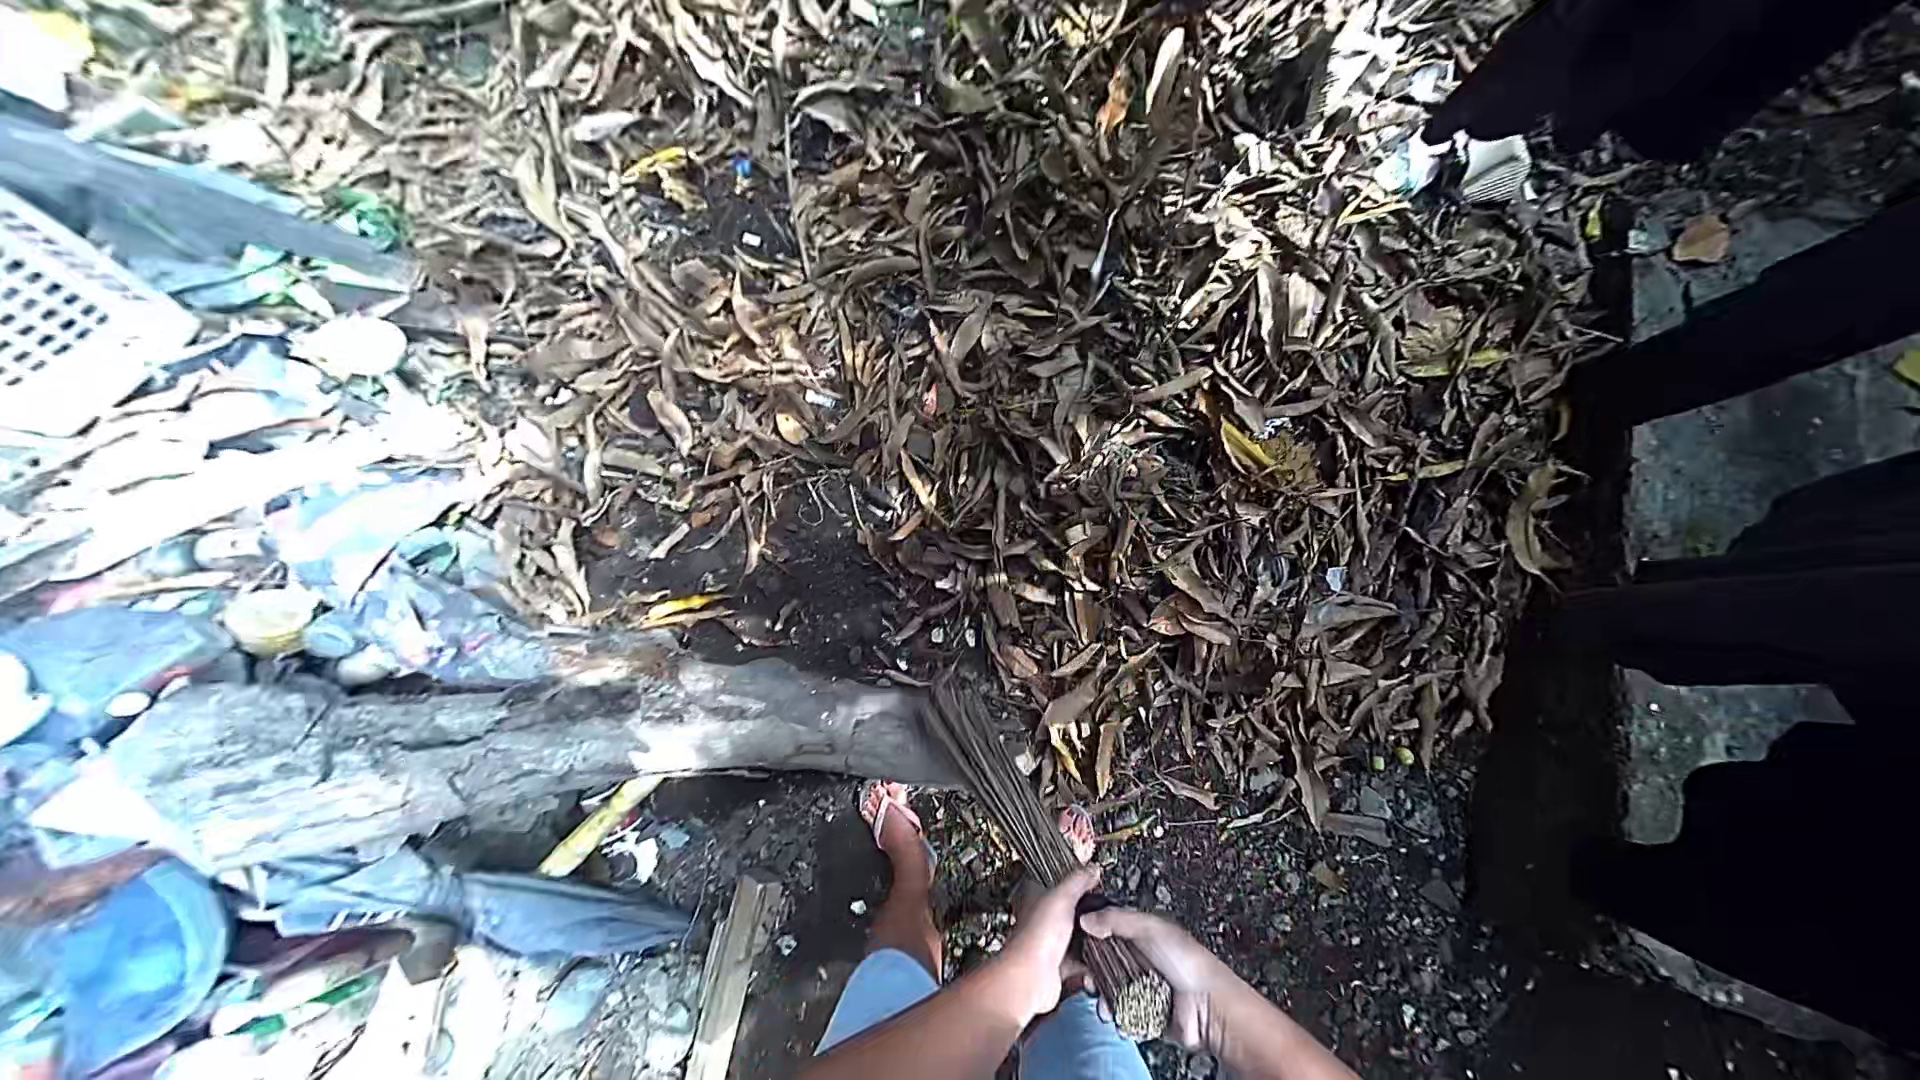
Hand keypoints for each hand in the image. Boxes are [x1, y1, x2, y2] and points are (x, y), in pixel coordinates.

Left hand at [990, 865, 1100, 1022]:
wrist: (1032, 978)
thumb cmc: (1038, 934)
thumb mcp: (1063, 896)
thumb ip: (1078, 880)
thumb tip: (1093, 868)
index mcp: (1034, 894)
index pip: (1054, 880)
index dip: (1071, 879)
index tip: (1091, 880)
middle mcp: (1040, 917)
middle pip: (1068, 909)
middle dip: (1086, 912)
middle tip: (1104, 909)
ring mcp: (1049, 942)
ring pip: (1075, 935)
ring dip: (1089, 937)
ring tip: (1106, 932)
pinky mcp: (1058, 965)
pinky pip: (1079, 961)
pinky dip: (1089, 962)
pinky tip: (1101, 957)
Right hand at [1079, 906, 1232, 1051]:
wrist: (1209, 1007)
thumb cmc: (1187, 961)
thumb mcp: (1149, 928)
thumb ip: (1116, 919)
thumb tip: (1085, 918)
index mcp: (1140, 934)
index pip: (1107, 930)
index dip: (1090, 936)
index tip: (1076, 944)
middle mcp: (1139, 958)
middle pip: (1104, 962)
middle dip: (1093, 971)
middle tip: (1086, 977)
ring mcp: (1142, 986)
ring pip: (1111, 989)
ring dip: (1103, 995)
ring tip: (1099, 1000)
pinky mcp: (1145, 1012)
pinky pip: (1123, 1013)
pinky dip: (1117, 1015)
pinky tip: (1113, 1015)